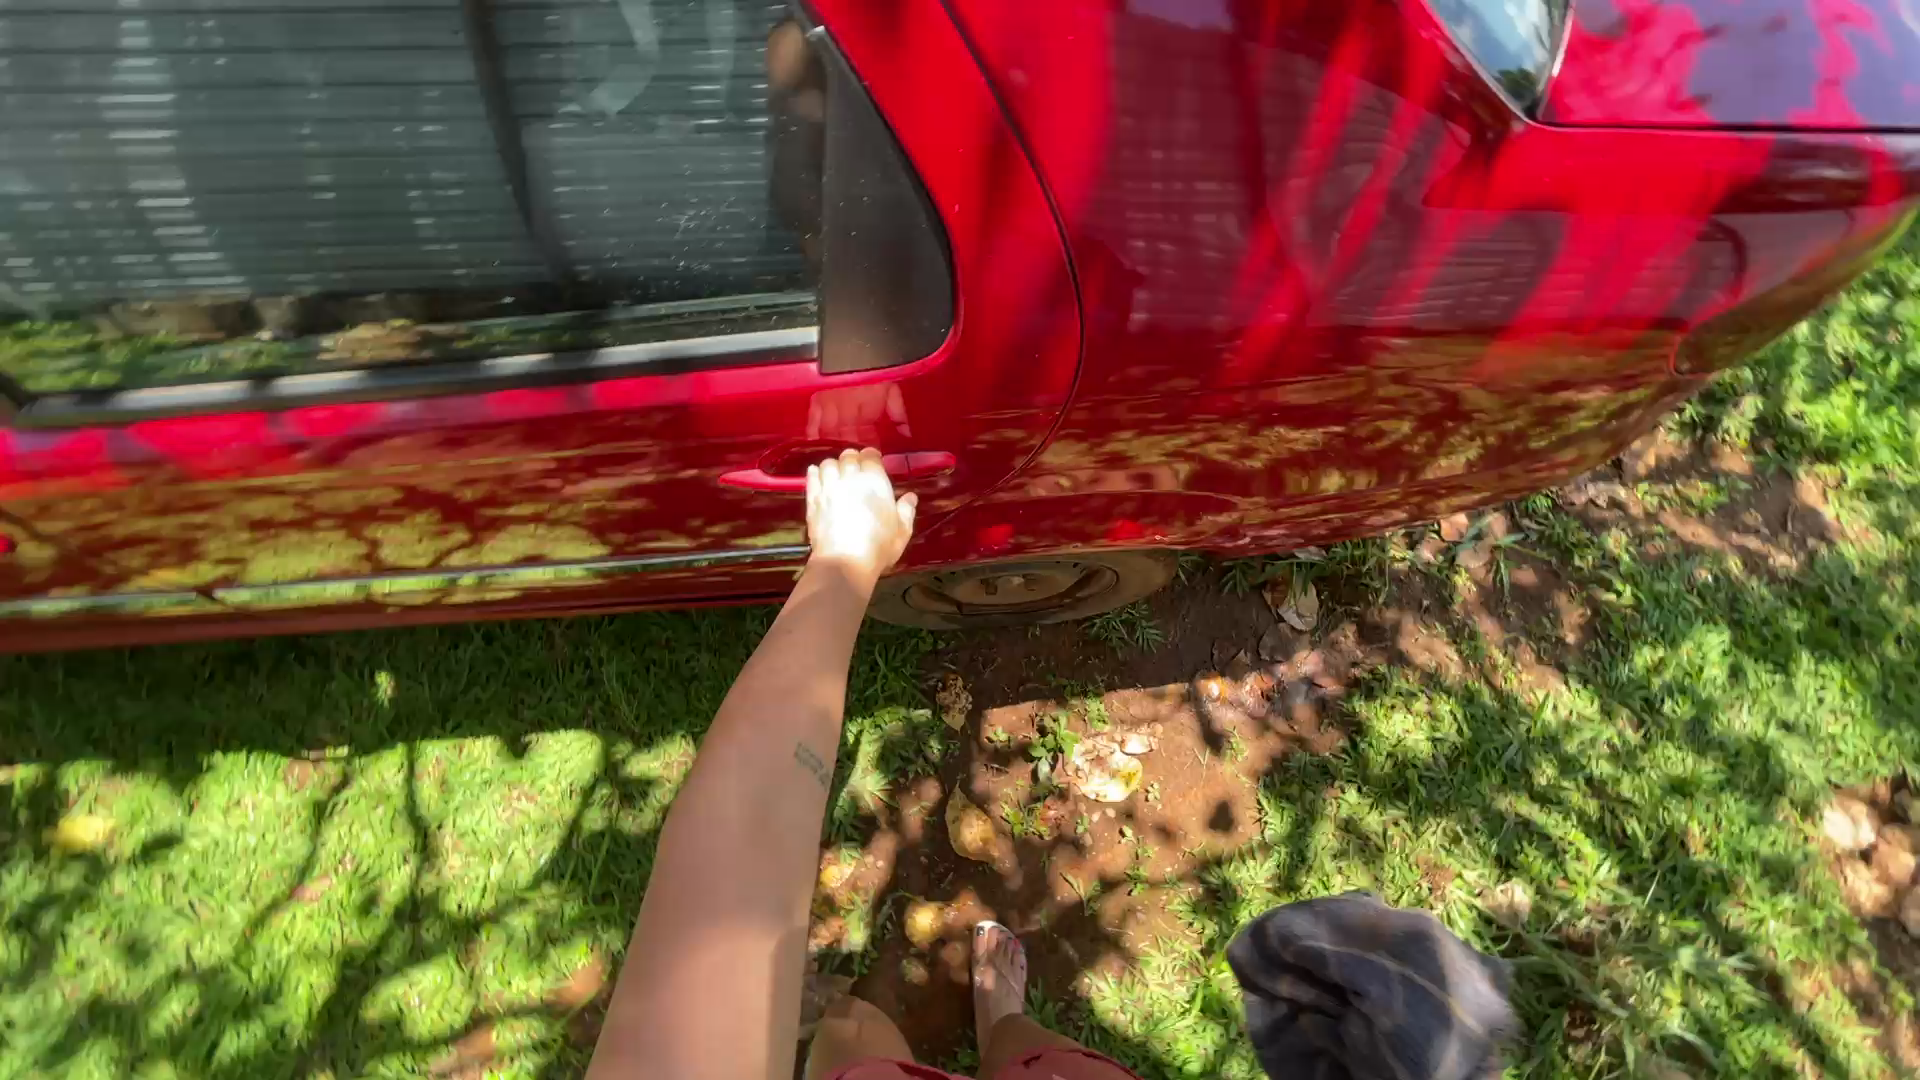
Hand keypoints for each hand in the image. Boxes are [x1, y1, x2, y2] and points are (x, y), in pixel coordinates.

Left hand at [805, 448, 916, 584]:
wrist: (845, 562)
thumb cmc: (878, 547)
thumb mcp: (902, 531)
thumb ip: (906, 511)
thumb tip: (910, 497)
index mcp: (875, 481)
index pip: (871, 456)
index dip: (872, 457)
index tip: (874, 462)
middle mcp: (850, 478)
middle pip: (848, 457)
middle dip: (853, 459)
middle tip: (857, 468)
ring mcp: (829, 487)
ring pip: (828, 463)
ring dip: (834, 465)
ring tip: (838, 473)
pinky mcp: (813, 500)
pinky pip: (812, 477)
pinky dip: (815, 473)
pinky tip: (818, 475)